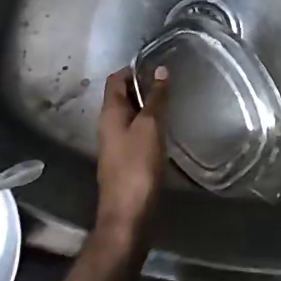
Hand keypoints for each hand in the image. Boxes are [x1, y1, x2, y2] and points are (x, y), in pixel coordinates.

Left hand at [94, 65, 166, 248]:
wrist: (128, 215)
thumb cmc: (137, 166)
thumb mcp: (150, 127)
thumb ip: (155, 99)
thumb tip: (160, 70)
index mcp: (109, 112)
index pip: (115, 79)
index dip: (133, 69)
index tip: (157, 65)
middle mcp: (108, 125)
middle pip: (122, 96)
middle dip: (143, 86)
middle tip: (169, 83)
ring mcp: (115, 144)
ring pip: (130, 115)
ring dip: (147, 107)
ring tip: (172, 103)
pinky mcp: (125, 160)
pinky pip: (135, 133)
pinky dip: (148, 126)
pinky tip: (166, 131)